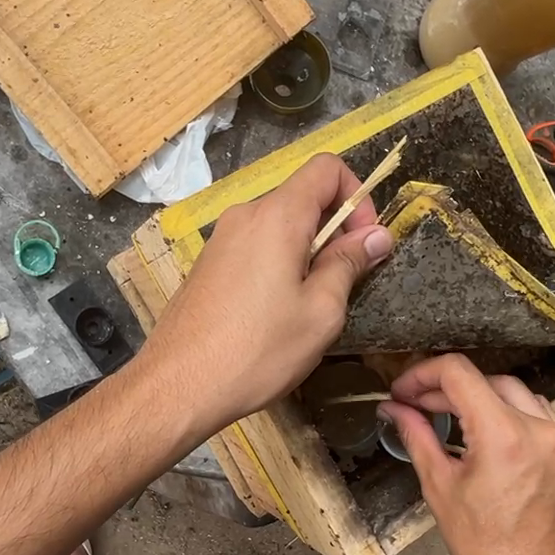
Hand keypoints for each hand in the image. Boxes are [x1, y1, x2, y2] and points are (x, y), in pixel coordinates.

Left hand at [141, 154, 392, 432]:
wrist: (178, 386)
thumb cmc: (258, 350)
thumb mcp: (320, 312)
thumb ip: (349, 264)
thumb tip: (376, 235)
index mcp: (277, 216)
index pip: (326, 168)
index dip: (356, 196)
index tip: (364, 242)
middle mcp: (245, 215)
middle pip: (302, 197)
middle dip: (334, 229)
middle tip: (345, 280)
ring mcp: (220, 239)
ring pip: (278, 225)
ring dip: (307, 250)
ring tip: (312, 302)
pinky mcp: (208, 264)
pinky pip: (255, 247)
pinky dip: (278, 263)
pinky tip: (277, 312)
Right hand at [379, 354, 554, 554]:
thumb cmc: (485, 551)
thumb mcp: (439, 488)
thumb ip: (417, 436)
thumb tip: (394, 409)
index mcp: (503, 434)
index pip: (459, 374)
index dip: (422, 374)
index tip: (404, 392)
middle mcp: (539, 430)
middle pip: (487, 379)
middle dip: (448, 387)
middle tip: (418, 407)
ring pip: (516, 394)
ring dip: (481, 397)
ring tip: (451, 418)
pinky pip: (539, 417)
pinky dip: (508, 415)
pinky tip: (486, 436)